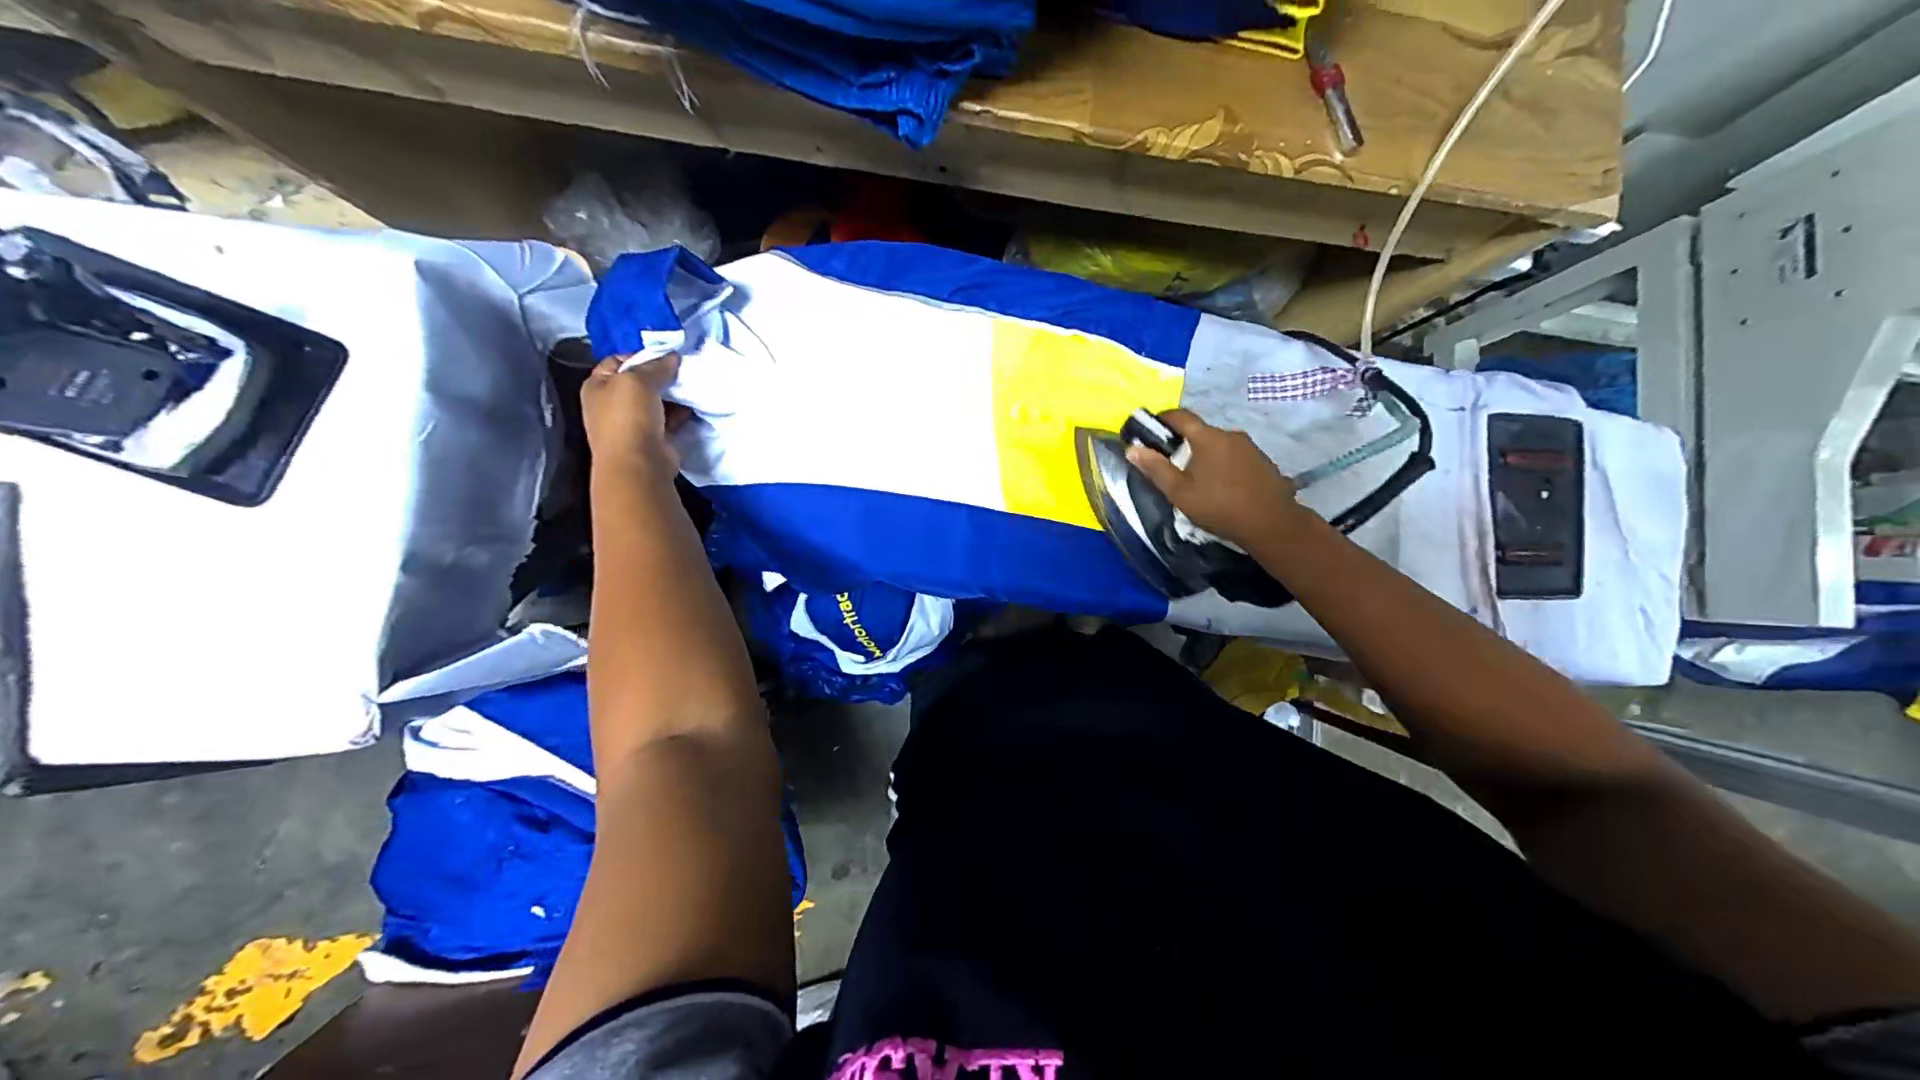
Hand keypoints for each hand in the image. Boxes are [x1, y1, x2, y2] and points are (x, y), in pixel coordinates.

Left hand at [582, 353, 690, 477]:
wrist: (638, 463)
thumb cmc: (628, 417)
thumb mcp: (637, 381)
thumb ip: (656, 366)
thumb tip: (672, 357)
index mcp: (597, 386)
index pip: (617, 361)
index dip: (640, 355)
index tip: (664, 355)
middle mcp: (612, 404)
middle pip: (639, 381)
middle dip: (660, 374)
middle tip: (682, 368)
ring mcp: (633, 422)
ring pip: (657, 400)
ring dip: (674, 394)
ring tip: (691, 384)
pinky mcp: (654, 437)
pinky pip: (669, 418)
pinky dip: (681, 412)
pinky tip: (693, 405)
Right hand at [1125, 409, 1309, 550]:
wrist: (1271, 524)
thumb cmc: (1219, 507)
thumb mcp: (1180, 492)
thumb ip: (1156, 468)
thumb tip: (1132, 449)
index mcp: (1208, 438)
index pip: (1180, 416)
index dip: (1162, 419)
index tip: (1150, 431)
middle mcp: (1230, 434)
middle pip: (1200, 432)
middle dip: (1184, 443)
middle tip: (1172, 466)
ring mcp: (1250, 446)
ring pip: (1218, 444)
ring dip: (1205, 455)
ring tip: (1198, 480)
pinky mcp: (1262, 460)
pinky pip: (1234, 455)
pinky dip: (1223, 464)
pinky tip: (1222, 486)